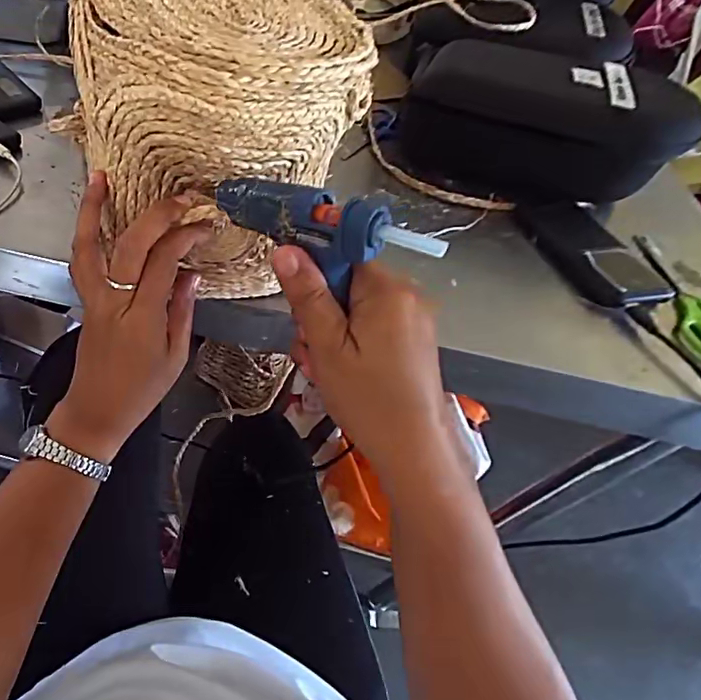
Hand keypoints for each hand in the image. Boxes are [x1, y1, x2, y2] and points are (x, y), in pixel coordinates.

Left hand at [53, 171, 207, 461]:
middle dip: (159, 215)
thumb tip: (191, 273)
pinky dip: (85, 232)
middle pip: (132, 244)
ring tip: (101, 178)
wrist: (96, 411)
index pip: (164, 261)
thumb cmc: (140, 391)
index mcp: (142, 318)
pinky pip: (82, 258)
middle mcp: (114, 301)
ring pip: (90, 245)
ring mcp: (93, 298)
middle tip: (183, 199)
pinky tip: (91, 214)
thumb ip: (182, 310)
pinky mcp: (84, 299)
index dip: (186, 237)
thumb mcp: (175, 356)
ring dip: (93, 209)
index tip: (206, 225)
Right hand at [272, 247, 462, 472]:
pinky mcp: (413, 338)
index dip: (313, 270)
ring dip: (331, 331)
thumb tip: (286, 250)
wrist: (414, 450)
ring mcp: (413, 317)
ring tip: (324, 367)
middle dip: (320, 311)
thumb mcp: (327, 346)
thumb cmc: (368, 399)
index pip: (342, 251)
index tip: (296, 300)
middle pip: (346, 282)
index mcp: (387, 289)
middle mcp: (406, 294)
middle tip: (311, 349)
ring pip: (354, 307)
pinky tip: (342, 370)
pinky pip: (371, 325)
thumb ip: (307, 295)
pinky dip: (351, 342)